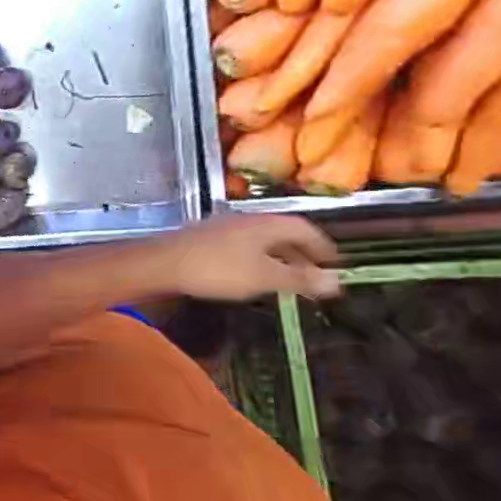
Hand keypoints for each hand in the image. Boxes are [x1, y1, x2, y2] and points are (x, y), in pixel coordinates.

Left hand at [152, 215, 340, 301]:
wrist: (163, 263)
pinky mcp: (208, 237)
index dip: (323, 245)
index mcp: (266, 223)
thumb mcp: (264, 278)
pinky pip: (244, 244)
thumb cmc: (218, 270)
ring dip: (280, 256)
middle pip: (283, 231)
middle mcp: (247, 218)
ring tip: (287, 278)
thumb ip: (300, 279)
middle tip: (314, 274)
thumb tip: (337, 282)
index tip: (335, 263)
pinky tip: (253, 274)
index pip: (304, 227)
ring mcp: (225, 226)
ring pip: (262, 238)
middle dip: (301, 252)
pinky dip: (258, 258)